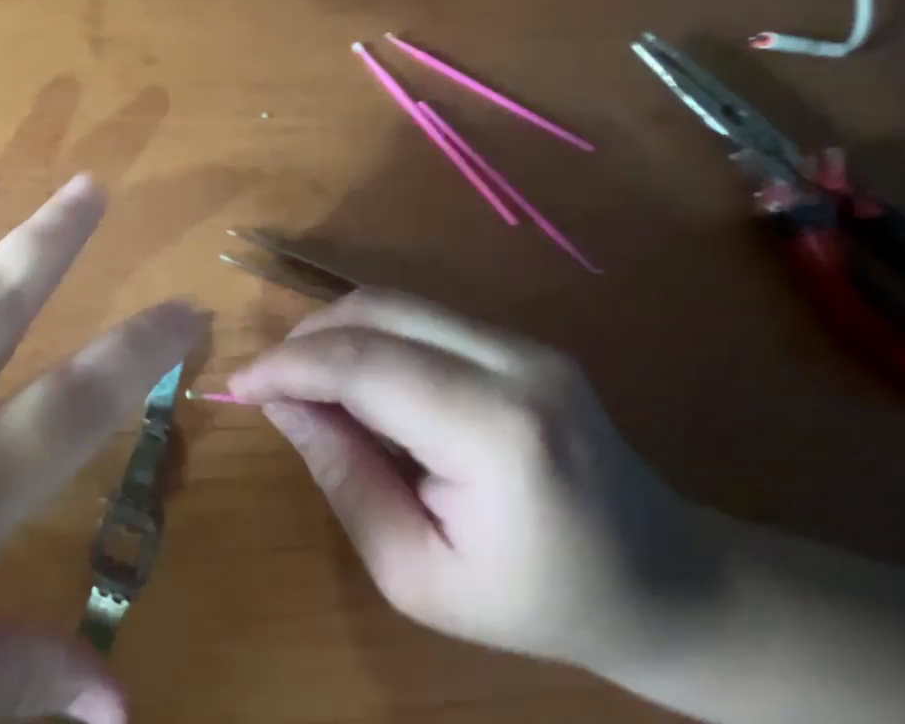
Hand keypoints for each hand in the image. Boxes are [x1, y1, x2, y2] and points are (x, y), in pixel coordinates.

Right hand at [227, 290, 724, 673]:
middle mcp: (516, 366)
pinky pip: (419, 318)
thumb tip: (283, 405)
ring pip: (393, 303)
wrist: (668, 585)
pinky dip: (366, 338)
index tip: (236, 387)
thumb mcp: (416, 574)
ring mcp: (527, 346)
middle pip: (376, 312)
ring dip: (330, 334)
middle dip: (302, 340)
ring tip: (301, 386)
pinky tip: (353, 385)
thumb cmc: (536, 601)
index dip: (287, 366)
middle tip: (265, 387)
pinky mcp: (522, 344)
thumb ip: (345, 480)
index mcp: (497, 434)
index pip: (364, 365)